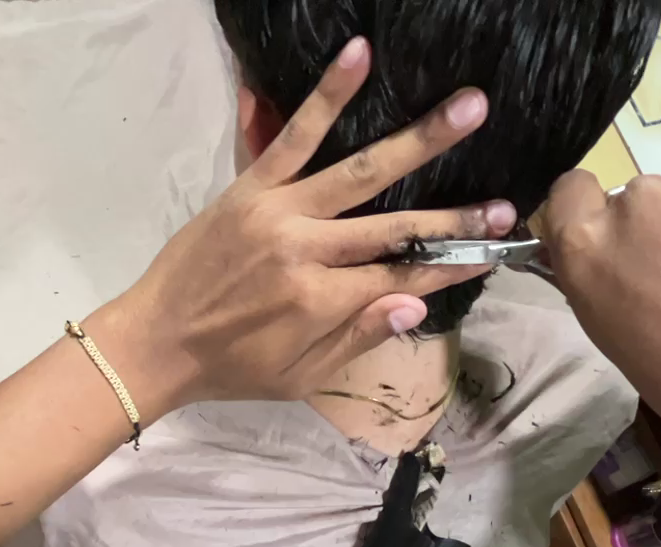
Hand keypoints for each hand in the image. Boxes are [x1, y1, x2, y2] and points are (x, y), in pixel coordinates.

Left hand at [86, 37, 515, 417]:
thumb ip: (357, 338)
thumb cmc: (230, 371)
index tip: (491, 251)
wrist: (154, 344)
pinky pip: (290, 137)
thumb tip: (418, 305)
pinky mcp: (248, 188)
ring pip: (359, 172)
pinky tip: (359, 55)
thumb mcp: (299, 377)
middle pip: (394, 227)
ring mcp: (278, 213)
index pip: (401, 278)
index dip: (448, 266)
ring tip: (469, 106)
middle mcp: (307, 252)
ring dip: (418, 140)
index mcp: (322, 303)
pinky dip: (325, 96)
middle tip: (506, 201)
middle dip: (454, 217)